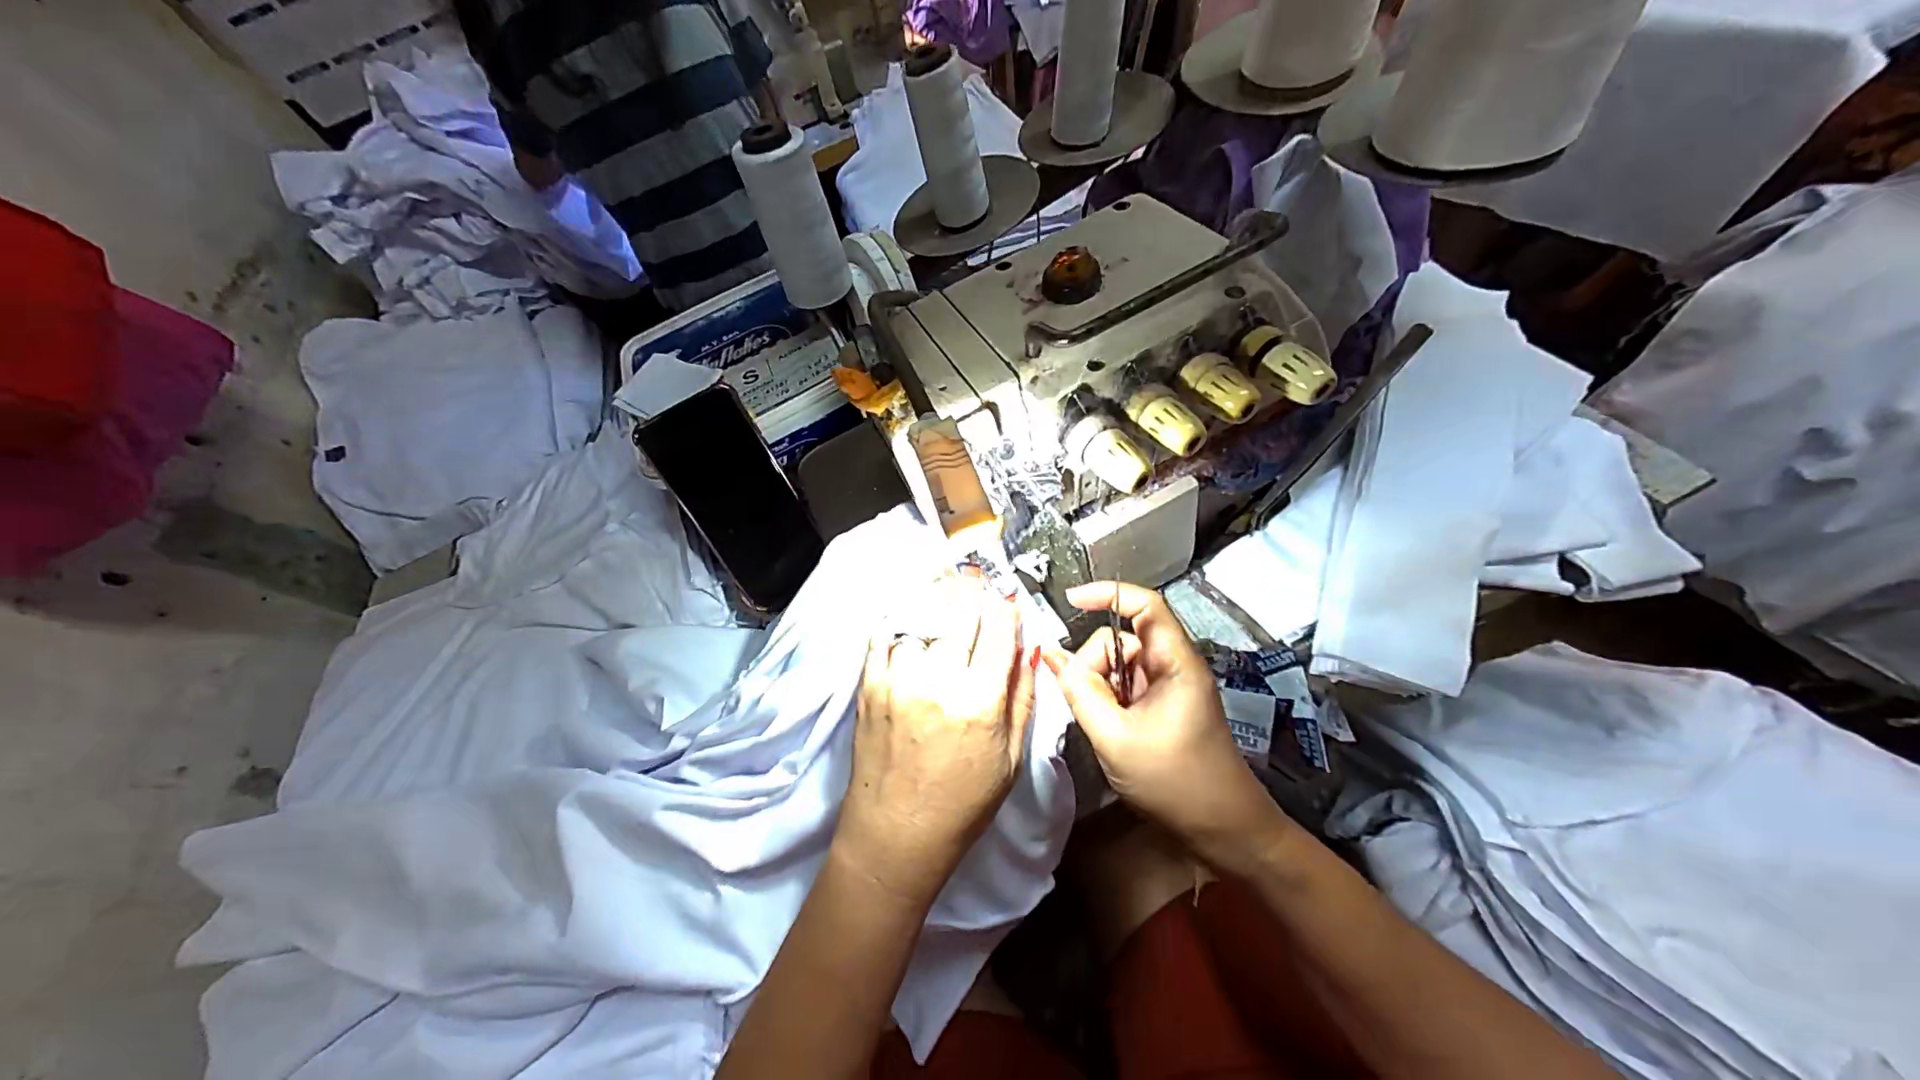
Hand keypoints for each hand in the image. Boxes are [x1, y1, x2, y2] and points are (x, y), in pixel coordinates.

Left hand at [835, 575, 1037, 905]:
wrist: (894, 837)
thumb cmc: (962, 807)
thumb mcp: (1010, 759)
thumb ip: (1021, 697)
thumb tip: (1028, 649)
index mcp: (979, 703)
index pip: (997, 630)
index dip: (1004, 606)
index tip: (1007, 596)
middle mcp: (937, 683)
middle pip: (958, 613)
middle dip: (971, 588)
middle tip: (975, 575)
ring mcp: (897, 682)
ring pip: (919, 617)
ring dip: (936, 599)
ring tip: (945, 588)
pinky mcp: (868, 687)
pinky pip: (883, 636)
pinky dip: (898, 618)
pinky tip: (910, 611)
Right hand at [1043, 582, 1295, 875]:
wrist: (1224, 829)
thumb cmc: (1177, 783)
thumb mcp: (1115, 738)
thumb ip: (1079, 692)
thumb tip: (1051, 657)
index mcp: (1175, 663)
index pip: (1144, 605)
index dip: (1107, 594)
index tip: (1071, 599)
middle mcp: (1173, 667)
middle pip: (1121, 640)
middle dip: (1093, 662)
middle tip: (1085, 702)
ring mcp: (1169, 689)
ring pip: (1119, 667)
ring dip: (1099, 686)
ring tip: (1100, 725)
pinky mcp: (1163, 708)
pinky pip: (1126, 688)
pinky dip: (1108, 700)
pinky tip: (1107, 728)